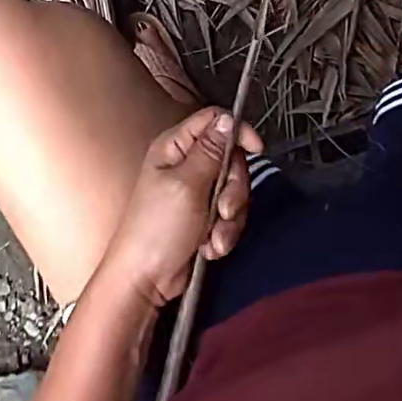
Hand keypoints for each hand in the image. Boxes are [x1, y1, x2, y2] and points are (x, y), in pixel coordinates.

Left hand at [101, 107, 262, 307]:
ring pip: (234, 188)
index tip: (256, 150)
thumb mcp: (187, 186)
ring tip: (213, 236)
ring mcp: (195, 189)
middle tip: (223, 209)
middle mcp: (185, 163)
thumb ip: (211, 151)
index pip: (214, 121)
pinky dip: (225, 232)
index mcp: (174, 146)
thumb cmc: (156, 231)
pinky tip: (210, 246)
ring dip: (230, 217)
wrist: (145, 281)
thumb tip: (228, 119)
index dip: (238, 131)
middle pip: (230, 157)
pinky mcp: (204, 214)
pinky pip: (230, 214)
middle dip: (234, 187)